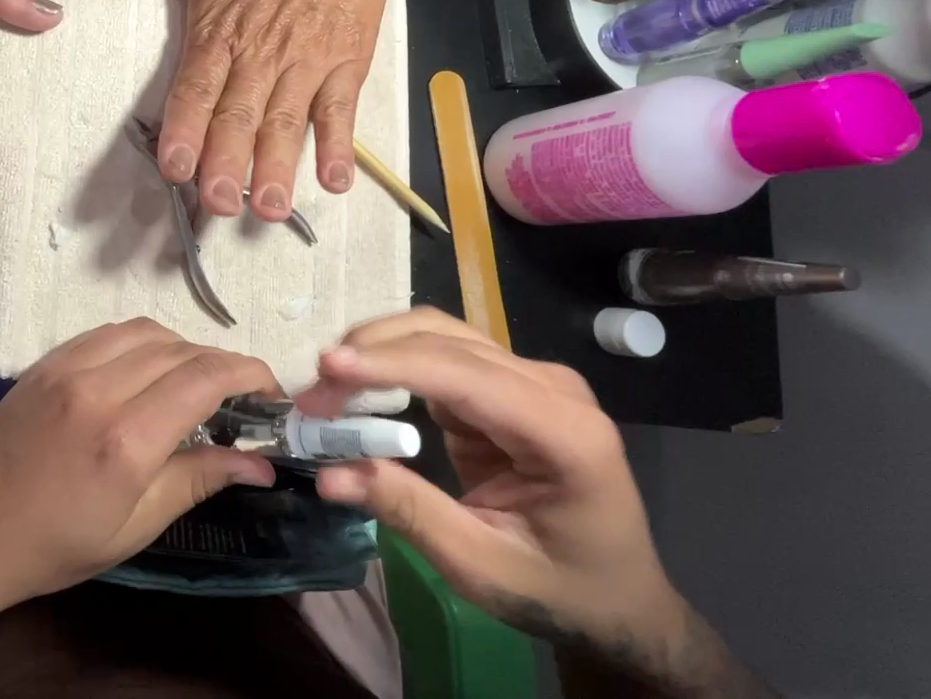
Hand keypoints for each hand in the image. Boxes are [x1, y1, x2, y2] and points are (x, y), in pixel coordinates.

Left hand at [0, 318, 278, 608]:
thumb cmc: (54, 544)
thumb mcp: (134, 527)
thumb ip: (197, 480)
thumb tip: (261, 463)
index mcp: (125, 439)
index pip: (204, 377)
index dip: (248, 374)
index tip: (270, 392)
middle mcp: (98, 388)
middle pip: (181, 349)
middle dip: (221, 364)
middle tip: (238, 397)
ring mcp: (66, 367)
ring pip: (146, 331)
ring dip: (182, 348)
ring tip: (195, 381)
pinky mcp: (46, 360)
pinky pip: (108, 332)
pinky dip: (141, 341)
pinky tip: (147, 369)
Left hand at [76, 0, 444, 221]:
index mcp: (217, 30)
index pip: (195, 88)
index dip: (183, 129)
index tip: (173, 167)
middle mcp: (260, 53)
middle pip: (239, 116)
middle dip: (227, 162)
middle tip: (217, 204)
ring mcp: (306, 61)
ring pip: (287, 122)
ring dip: (279, 167)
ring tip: (271, 210)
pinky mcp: (347, 62)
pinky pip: (342, 110)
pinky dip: (339, 145)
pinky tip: (334, 182)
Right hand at [296, 308, 687, 657]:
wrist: (618, 597)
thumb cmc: (560, 589)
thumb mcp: (482, 566)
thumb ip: (409, 511)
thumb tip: (328, 475)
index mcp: (566, 434)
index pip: (465, 375)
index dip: (392, 364)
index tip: (326, 367)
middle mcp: (552, 388)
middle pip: (446, 340)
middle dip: (370, 356)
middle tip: (312, 395)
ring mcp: (531, 378)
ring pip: (438, 333)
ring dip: (376, 349)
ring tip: (326, 385)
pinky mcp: (506, 382)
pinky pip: (439, 352)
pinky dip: (391, 361)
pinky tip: (356, 383)